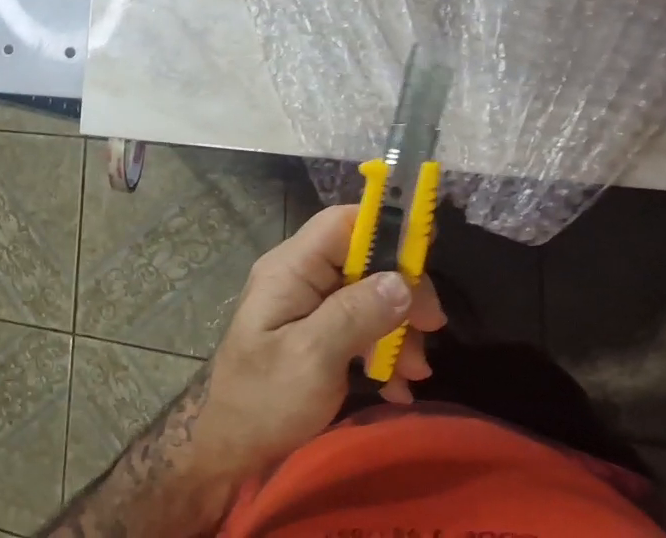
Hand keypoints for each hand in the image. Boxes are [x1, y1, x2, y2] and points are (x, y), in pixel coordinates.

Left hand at [193, 204, 445, 487]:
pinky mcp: (316, 333)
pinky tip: (395, 387)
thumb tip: (402, 280)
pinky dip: (382, 352)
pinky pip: (360, 326)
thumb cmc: (266, 397)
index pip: (340, 223)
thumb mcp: (313, 356)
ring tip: (412, 375)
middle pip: (363, 260)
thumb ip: (356, 314)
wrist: (234, 442)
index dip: (386, 231)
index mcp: (289, 269)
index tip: (427, 266)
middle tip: (430, 335)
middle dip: (402, 295)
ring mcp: (306, 305)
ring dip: (397, 332)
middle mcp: (298, 277)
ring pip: (368, 296)